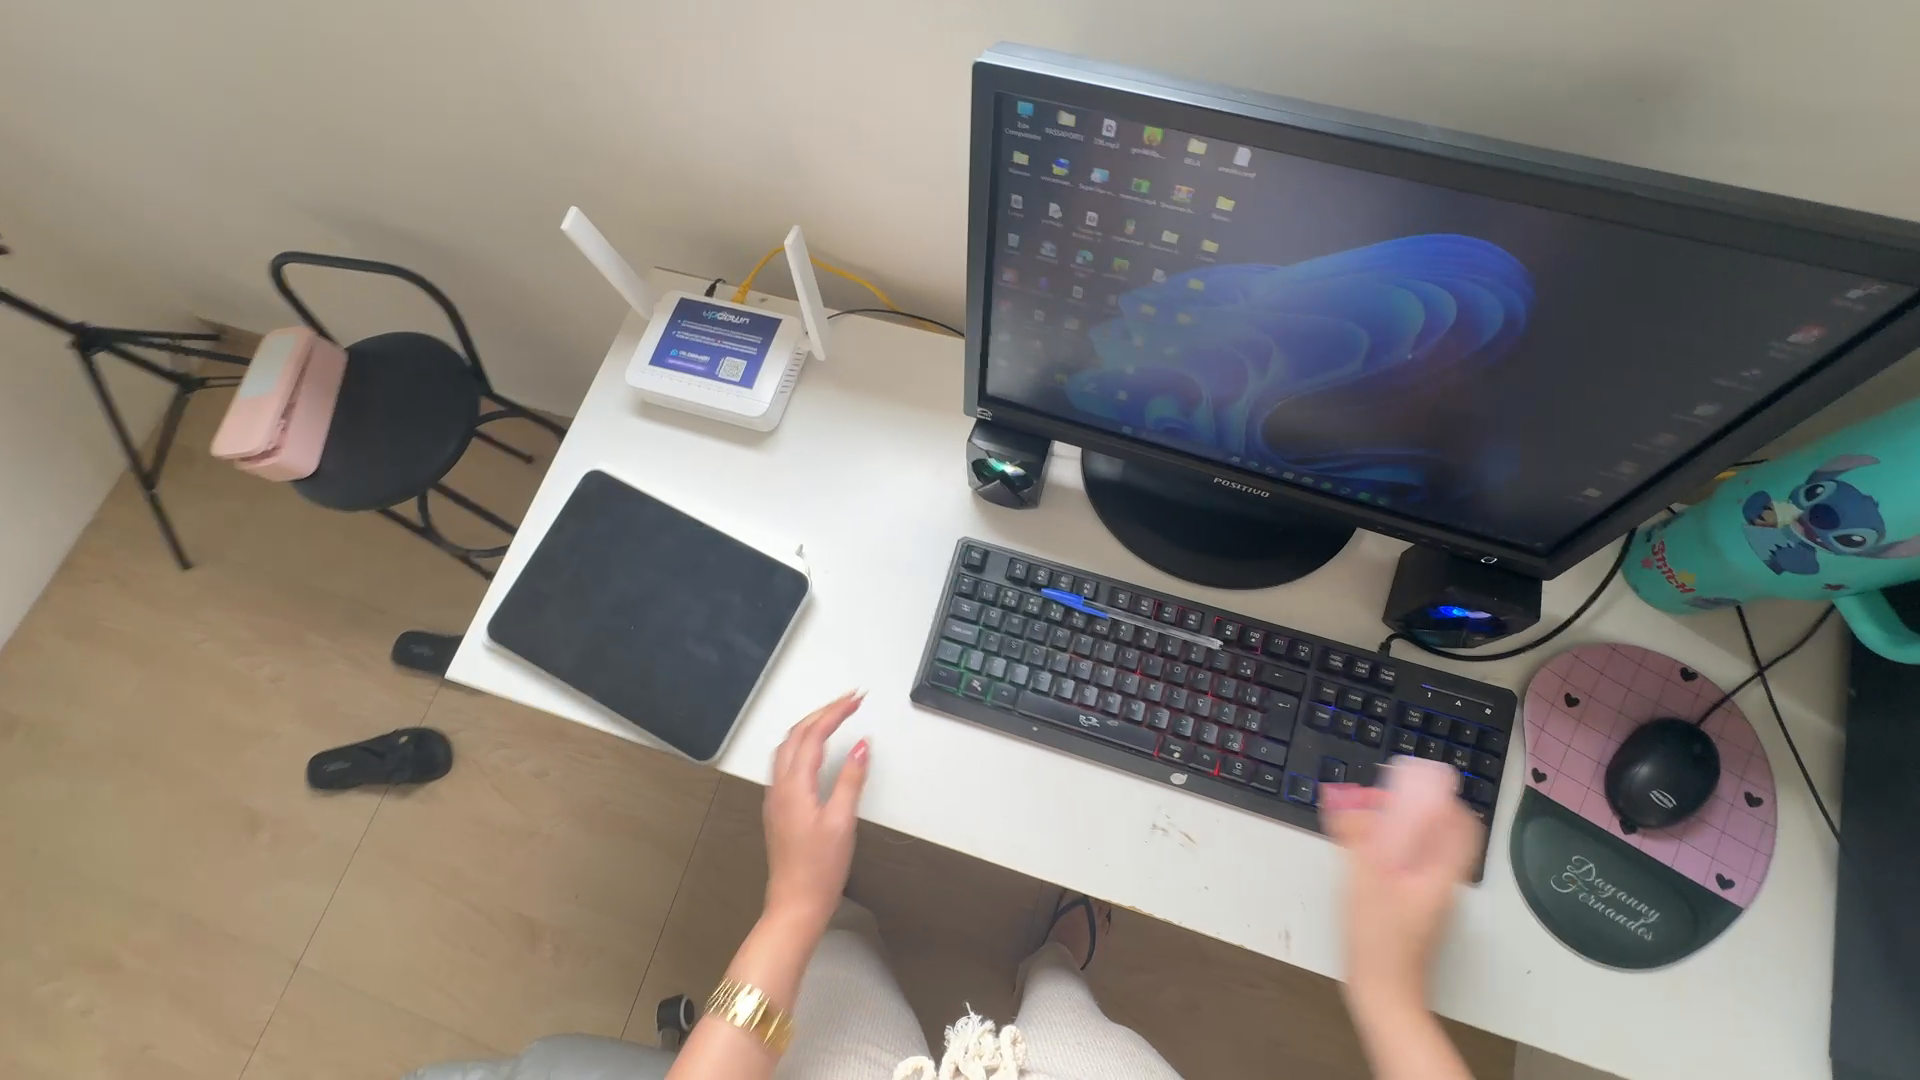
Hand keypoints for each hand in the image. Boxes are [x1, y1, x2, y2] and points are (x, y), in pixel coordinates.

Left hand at [762, 692, 870, 937]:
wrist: (794, 906)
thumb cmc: (820, 868)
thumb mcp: (842, 822)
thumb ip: (851, 779)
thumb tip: (862, 744)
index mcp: (794, 786)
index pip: (813, 734)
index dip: (835, 712)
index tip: (856, 699)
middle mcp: (779, 786)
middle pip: (796, 735)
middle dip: (822, 713)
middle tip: (849, 702)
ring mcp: (776, 798)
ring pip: (787, 747)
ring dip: (809, 726)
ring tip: (834, 717)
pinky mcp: (779, 809)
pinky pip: (786, 762)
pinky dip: (803, 744)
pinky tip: (816, 750)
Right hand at [1322, 758, 1482, 1015]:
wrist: (1383, 991)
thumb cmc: (1379, 938)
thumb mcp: (1363, 879)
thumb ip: (1357, 836)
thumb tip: (1344, 797)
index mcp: (1439, 872)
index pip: (1460, 824)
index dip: (1441, 796)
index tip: (1411, 780)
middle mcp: (1440, 880)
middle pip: (1438, 831)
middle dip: (1409, 807)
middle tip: (1375, 795)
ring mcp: (1426, 893)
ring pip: (1421, 845)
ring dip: (1395, 824)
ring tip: (1359, 816)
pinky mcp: (1410, 903)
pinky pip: (1406, 861)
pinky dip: (1387, 845)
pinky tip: (1358, 847)